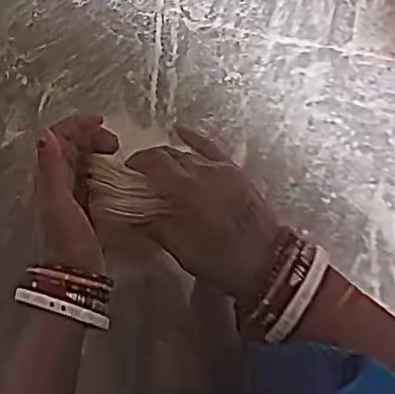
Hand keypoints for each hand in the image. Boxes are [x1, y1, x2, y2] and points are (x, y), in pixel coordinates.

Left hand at [35, 115, 118, 273]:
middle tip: (114, 144)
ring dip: (97, 151)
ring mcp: (70, 196)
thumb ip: (52, 168)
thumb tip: (46, 133)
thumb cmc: (67, 241)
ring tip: (116, 154)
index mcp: (48, 178)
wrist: (75, 281)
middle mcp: (56, 183)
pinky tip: (116, 175)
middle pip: (71, 147)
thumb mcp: (58, 203)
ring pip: (82, 161)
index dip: (77, 125)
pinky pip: (92, 179)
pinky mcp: (84, 209)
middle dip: (91, 136)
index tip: (101, 122)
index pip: (58, 138)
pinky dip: (103, 169)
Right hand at [127, 124, 286, 303]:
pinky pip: (209, 146)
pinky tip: (179, 130)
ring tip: (158, 166)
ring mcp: (219, 167)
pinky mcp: (233, 169)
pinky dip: (193, 137)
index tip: (125, 171)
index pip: (153, 163)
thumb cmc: (222, 261)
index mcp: (185, 189)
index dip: (136, 164)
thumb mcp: (182, 250)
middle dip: (150, 161)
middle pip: (167, 155)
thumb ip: (154, 226)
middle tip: (138, 174)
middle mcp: (201, 170)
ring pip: (186, 153)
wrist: (269, 263)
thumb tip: (129, 214)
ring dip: (168, 157)